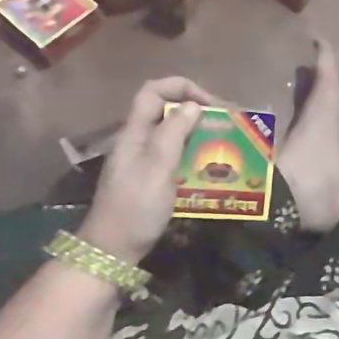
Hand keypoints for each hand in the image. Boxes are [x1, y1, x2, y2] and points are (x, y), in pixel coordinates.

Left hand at [79, 77, 216, 263]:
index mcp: (135, 132)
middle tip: (226, 124)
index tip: (211, 103)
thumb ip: (173, 133)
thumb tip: (192, 105)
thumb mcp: (157, 168)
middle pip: (166, 111)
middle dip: (197, 111)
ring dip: (199, 134)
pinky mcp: (151, 180)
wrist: (112, 250)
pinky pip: (175, 157)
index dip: (181, 87)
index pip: (153, 91)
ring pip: (173, 134)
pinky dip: (194, 155)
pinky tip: (212, 168)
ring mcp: (144, 161)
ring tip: (225, 144)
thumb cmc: (135, 208)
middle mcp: (139, 141)